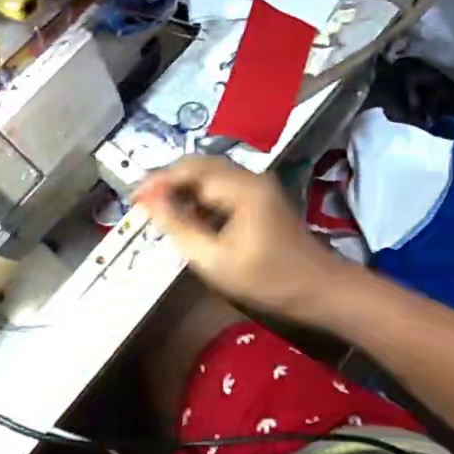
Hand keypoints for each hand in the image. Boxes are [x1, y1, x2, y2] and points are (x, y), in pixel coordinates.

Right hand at [134, 156, 355, 321]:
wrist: (321, 289)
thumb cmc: (268, 280)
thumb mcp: (215, 260)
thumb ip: (180, 228)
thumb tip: (148, 202)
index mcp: (241, 188)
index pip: (189, 169)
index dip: (158, 180)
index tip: (133, 197)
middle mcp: (250, 176)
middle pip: (199, 164)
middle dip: (167, 180)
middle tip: (142, 202)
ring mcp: (257, 185)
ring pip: (209, 173)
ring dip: (183, 187)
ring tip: (158, 209)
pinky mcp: (259, 197)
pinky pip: (222, 185)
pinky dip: (199, 195)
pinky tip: (187, 215)